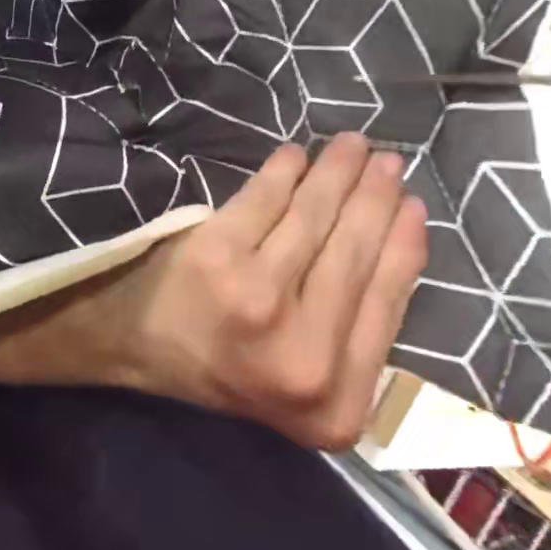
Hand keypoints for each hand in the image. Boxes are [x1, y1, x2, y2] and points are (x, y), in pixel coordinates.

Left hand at [0, 134, 427, 448]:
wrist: (139, 342)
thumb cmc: (225, 356)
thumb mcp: (303, 370)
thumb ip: (354, 322)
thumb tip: (399, 230)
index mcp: (335, 404)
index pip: (387, 303)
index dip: (403, 244)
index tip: (411, 203)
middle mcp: (303, 359)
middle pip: (355, 253)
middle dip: (375, 196)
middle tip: (386, 159)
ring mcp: (259, 302)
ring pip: (315, 216)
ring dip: (337, 171)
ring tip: (351, 146)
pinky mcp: (220, 257)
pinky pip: (268, 197)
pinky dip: (285, 169)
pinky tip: (296, 154)